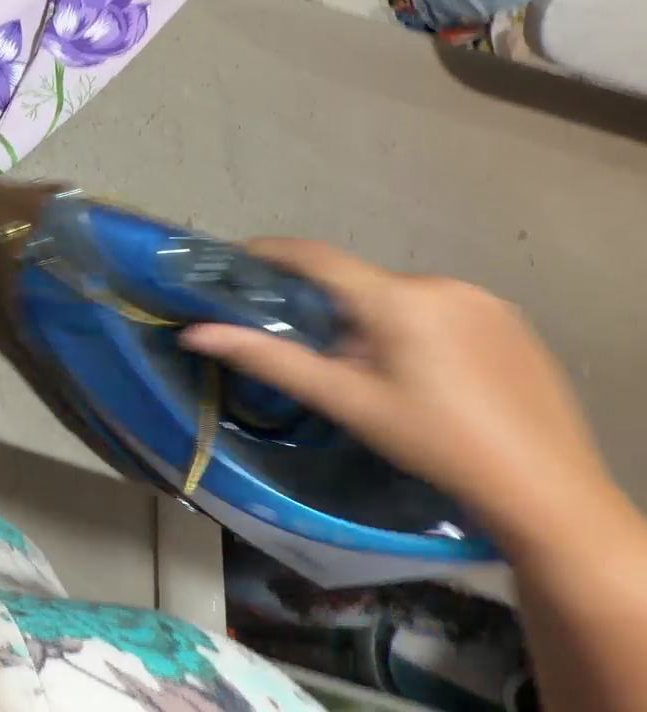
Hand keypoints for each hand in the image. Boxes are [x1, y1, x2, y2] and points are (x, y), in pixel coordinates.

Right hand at [179, 239, 615, 551]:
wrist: (547, 491)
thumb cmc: (433, 442)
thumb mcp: (343, 400)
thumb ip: (267, 358)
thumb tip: (195, 333)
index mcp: (399, 299)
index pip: (314, 256)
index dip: (266, 252)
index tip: (228, 260)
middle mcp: (442, 285)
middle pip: (354, 279)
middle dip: (319, 300)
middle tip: (295, 335)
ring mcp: (482, 300)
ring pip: (392, 293)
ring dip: (363, 314)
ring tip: (356, 360)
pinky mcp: (509, 319)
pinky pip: (433, 305)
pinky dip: (404, 322)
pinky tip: (412, 367)